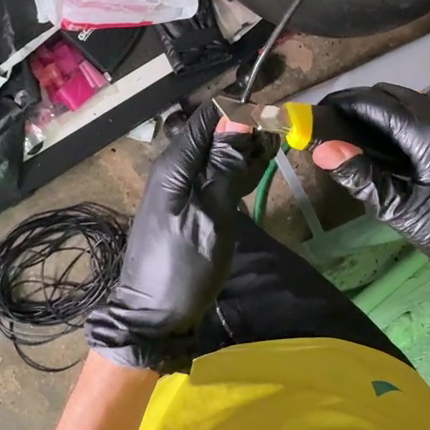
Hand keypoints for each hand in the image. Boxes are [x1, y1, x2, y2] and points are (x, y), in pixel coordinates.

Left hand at [86, 104, 275, 370]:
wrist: (154, 316)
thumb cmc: (184, 265)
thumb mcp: (212, 215)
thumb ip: (225, 167)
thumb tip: (238, 120)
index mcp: (175, 164)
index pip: (209, 116)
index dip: (241, 113)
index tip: (273, 122)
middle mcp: (174, 168)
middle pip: (213, 133)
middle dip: (245, 132)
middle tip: (276, 145)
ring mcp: (179, 188)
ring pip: (215, 154)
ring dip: (243, 153)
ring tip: (269, 159)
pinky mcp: (187, 206)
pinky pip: (212, 176)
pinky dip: (234, 173)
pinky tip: (253, 177)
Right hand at [314, 84, 429, 314]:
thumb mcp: (402, 211)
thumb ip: (362, 176)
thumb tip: (322, 149)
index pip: (374, 102)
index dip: (342, 104)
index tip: (317, 115)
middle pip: (391, 95)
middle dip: (358, 106)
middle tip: (333, 129)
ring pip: (410, 101)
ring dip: (381, 112)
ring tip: (357, 139)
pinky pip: (429, 112)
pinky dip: (403, 120)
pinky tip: (391, 146)